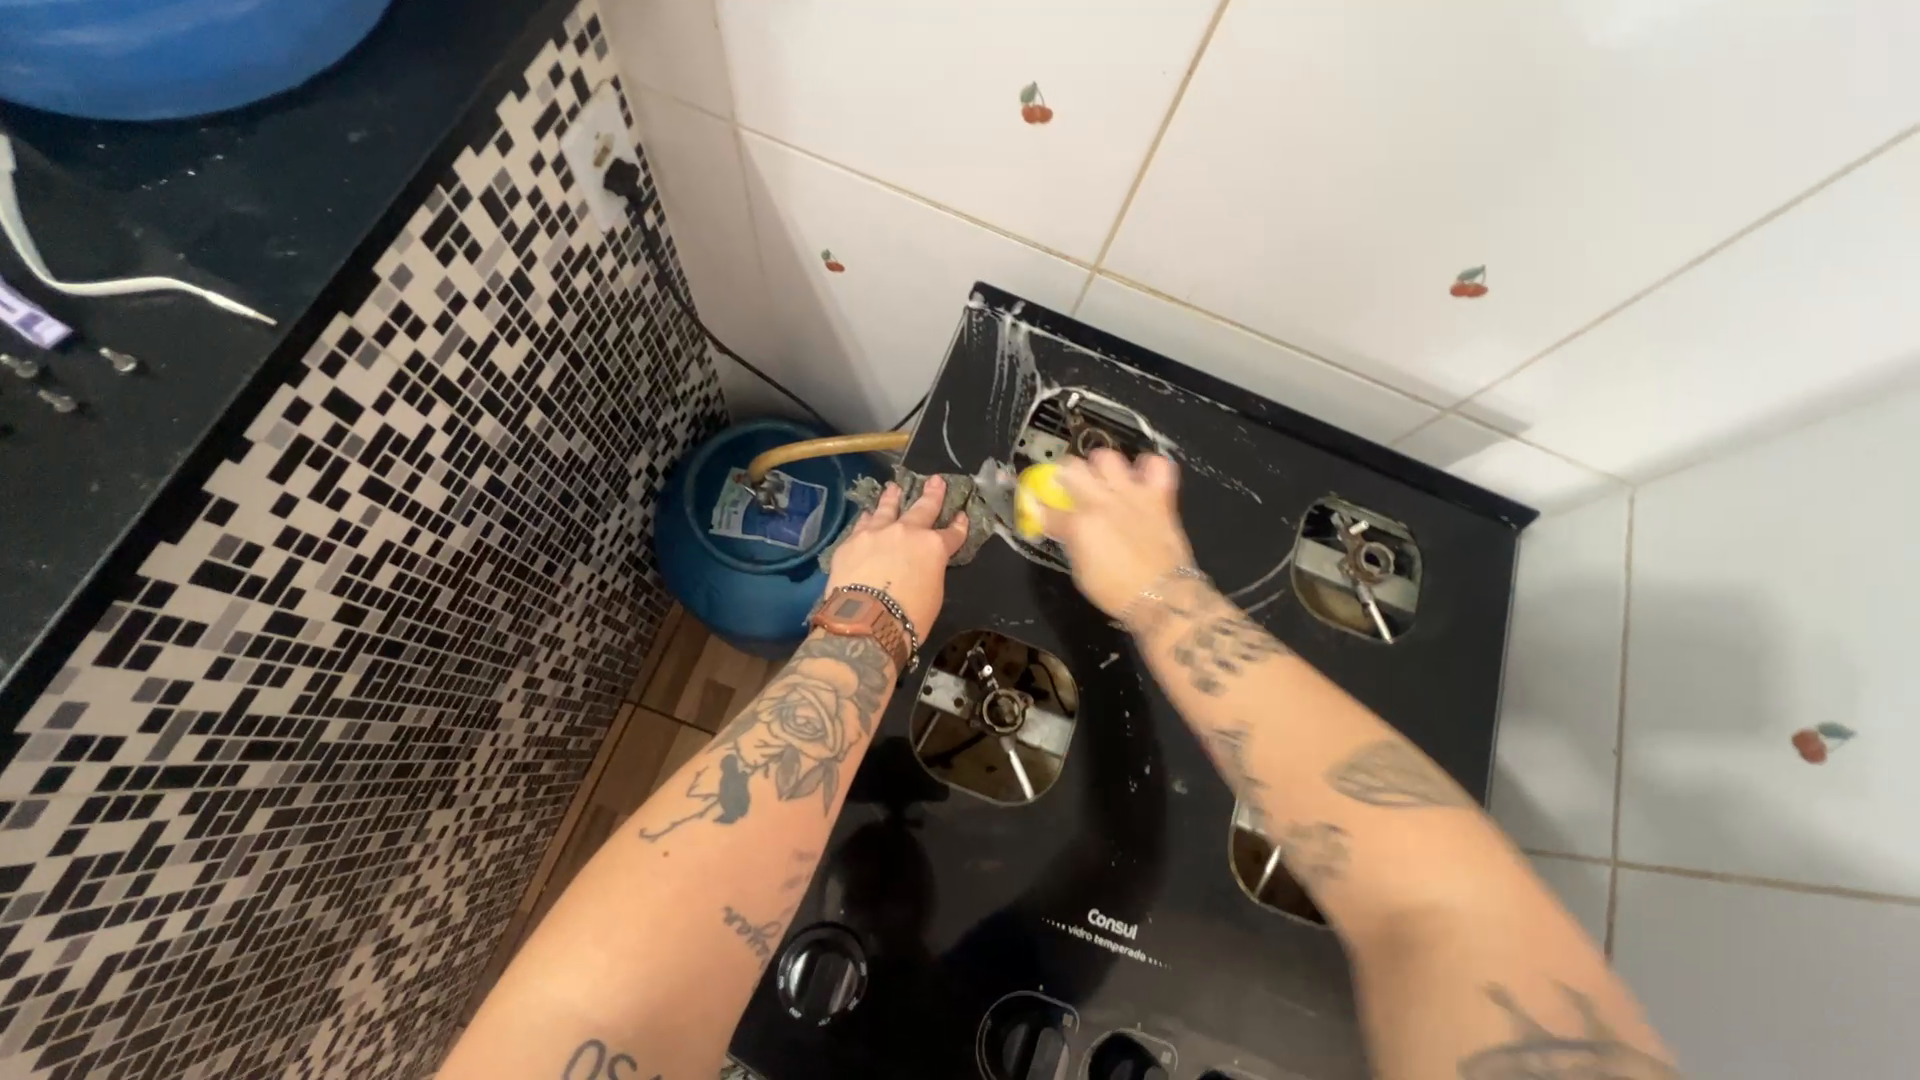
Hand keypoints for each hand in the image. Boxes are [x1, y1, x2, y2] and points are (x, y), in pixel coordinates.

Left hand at [826, 477, 969, 636]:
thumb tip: (922, 567)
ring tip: (894, 487)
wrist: (865, 621)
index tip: (962, 515)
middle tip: (935, 481)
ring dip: (892, 498)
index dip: (959, 526)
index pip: (952, 534)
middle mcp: (907, 532)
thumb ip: (930, 572)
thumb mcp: (933, 595)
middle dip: (932, 495)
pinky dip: (868, 518)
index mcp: (934, 547)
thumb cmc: (909, 617)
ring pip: (887, 509)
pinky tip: (867, 514)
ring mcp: (877, 533)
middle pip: (922, 509)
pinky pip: (863, 524)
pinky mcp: (852, 541)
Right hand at [1041, 451, 1194, 619]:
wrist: (1163, 597)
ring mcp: (1131, 495)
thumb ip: (1071, 543)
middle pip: (1072, 468)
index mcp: (1079, 524)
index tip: (1036, 503)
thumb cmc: (1117, 592)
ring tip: (1103, 478)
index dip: (1038, 504)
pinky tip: (1142, 476)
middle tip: (1068, 484)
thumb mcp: (1082, 572)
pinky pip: (1158, 466)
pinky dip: (1149, 467)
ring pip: (1109, 458)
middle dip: (1064, 473)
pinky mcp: (1158, 497)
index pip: (1047, 507)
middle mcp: (1102, 502)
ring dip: (1102, 466)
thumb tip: (1065, 529)